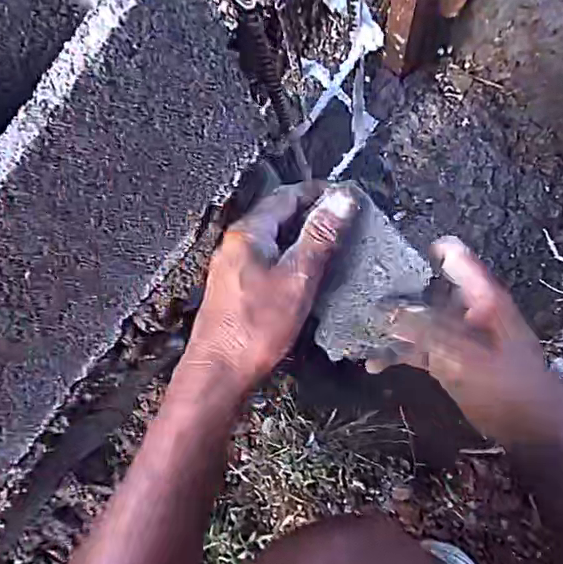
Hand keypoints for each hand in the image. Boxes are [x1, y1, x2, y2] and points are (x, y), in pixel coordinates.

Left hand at [181, 182, 359, 398]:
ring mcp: (231, 268)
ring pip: (272, 240)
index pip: (287, 195)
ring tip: (328, 248)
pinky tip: (301, 277)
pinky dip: (287, 261)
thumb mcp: (297, 279)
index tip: (343, 197)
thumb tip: (340, 200)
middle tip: (342, 222)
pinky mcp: (234, 289)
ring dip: (299, 239)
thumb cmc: (252, 331)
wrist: (219, 372)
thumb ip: (319, 238)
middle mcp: (234, 246)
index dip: (318, 192)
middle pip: (278, 216)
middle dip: (311, 215)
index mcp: (247, 234)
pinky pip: (265, 262)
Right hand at [368, 237, 562, 447]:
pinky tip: (374, 364)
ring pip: (418, 323)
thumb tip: (390, 312)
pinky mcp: (449, 361)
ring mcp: (457, 338)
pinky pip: (418, 350)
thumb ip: (428, 332)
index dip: (425, 252)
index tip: (388, 256)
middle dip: (395, 294)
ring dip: (391, 329)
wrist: (533, 430)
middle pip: (428, 290)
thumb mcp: (467, 358)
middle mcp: (468, 312)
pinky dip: (398, 355)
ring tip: (359, 334)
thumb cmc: (510, 388)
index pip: (456, 259)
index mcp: (484, 299)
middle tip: (359, 297)